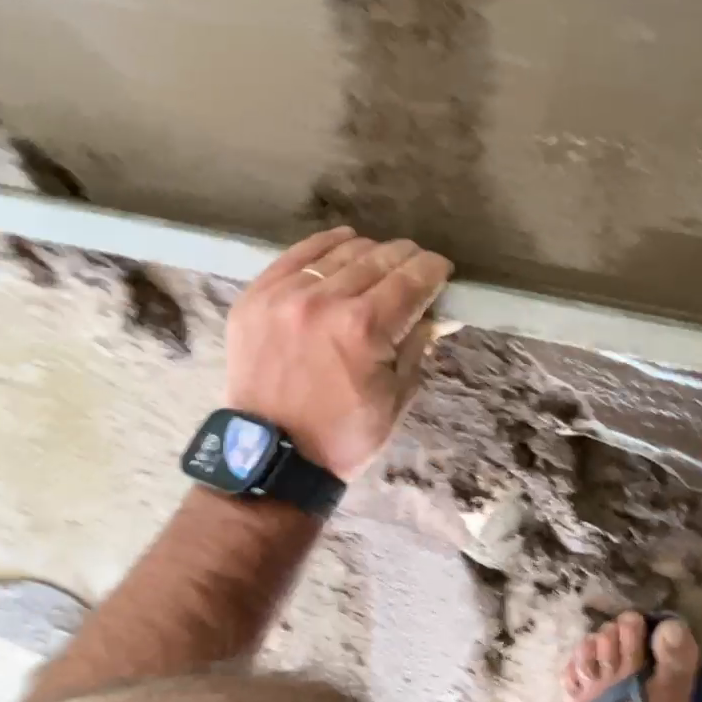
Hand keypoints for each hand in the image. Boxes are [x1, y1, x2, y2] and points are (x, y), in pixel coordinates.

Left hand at [224, 226, 452, 478]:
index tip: (444, 272)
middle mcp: (325, 301)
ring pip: (342, 251)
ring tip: (383, 264)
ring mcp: (285, 295)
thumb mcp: (399, 395)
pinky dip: (328, 247)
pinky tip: (345, 245)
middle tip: (419, 268)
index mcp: (365, 328)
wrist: (274, 456)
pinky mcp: (256, 297)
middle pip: (380, 258)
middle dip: (408, 259)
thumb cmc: (346, 434)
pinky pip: (298, 255)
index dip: (436, 270)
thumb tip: (437, 312)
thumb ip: (419, 344)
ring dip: (372, 253)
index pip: (413, 278)